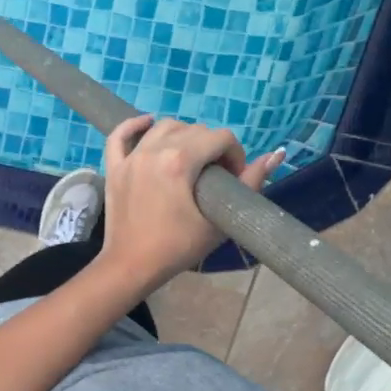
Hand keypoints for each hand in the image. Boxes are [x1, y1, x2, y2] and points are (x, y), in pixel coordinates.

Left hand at [96, 115, 282, 291]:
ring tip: (191, 158)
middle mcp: (153, 151)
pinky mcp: (114, 168)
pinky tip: (148, 123)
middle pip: (194, 130)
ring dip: (183, 135)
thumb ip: (249, 184)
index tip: (233, 178)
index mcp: (179, 162)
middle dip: (212, 147)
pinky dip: (133, 126)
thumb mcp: (218, 220)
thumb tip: (275, 155)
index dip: (235, 155)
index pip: (220, 138)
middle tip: (214, 175)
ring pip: (163, 127)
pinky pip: (119, 136)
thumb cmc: (176, 248)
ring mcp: (130, 159)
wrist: (131, 266)